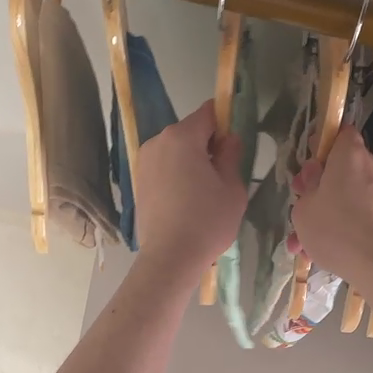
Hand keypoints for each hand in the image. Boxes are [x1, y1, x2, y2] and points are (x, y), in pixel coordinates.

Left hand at [132, 103, 247, 275]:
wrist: (170, 258)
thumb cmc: (207, 222)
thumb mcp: (232, 188)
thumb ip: (231, 156)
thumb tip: (229, 139)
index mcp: (182, 136)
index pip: (209, 113)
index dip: (225, 123)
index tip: (234, 145)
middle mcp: (157, 142)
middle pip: (189, 133)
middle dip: (206, 147)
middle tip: (221, 178)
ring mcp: (143, 163)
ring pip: (175, 153)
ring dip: (190, 164)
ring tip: (202, 196)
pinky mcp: (138, 184)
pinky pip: (163, 171)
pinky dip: (176, 179)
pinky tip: (185, 204)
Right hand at [288, 126, 372, 286]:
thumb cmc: (335, 230)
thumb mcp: (304, 210)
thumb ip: (306, 188)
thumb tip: (314, 176)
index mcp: (350, 156)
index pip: (340, 134)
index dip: (322, 146)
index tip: (308, 168)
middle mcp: (372, 168)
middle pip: (343, 171)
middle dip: (320, 189)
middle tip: (301, 209)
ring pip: (349, 200)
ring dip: (328, 216)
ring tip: (304, 245)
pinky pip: (362, 217)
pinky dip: (345, 229)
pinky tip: (326, 254)